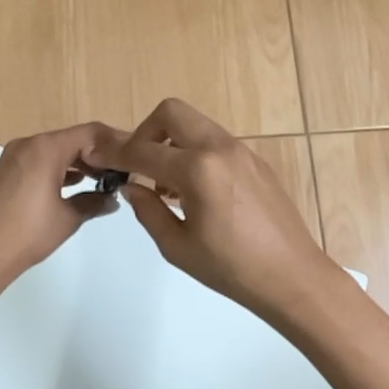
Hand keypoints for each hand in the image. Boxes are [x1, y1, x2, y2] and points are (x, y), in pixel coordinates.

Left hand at [0, 122, 120, 298]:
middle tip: (124, 172)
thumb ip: (93, 202)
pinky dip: (60, 171)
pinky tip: (76, 187)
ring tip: (105, 182)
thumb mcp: (67, 218)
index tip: (136, 156)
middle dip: (99, 154)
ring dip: (79, 164)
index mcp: (45, 148)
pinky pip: (40, 163)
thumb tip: (111, 199)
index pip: (91, 133)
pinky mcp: (5, 174)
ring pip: (55, 151)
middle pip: (72, 139)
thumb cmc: (25, 234)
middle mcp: (28, 145)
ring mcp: (13, 158)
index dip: (117, 142)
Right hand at [88, 98, 335, 319]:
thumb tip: (133, 187)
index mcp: (197, 170)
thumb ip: (148, 211)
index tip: (96, 157)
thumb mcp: (177, 246)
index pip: (143, 151)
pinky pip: (215, 143)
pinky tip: (192, 193)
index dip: (114, 154)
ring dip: (171, 144)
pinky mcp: (255, 163)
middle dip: (145, 133)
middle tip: (137, 165)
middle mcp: (220, 149)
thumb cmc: (231, 269)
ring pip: (195, 125)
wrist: (292, 276)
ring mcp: (242, 152)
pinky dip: (194, 154)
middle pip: (171, 113)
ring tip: (164, 186)